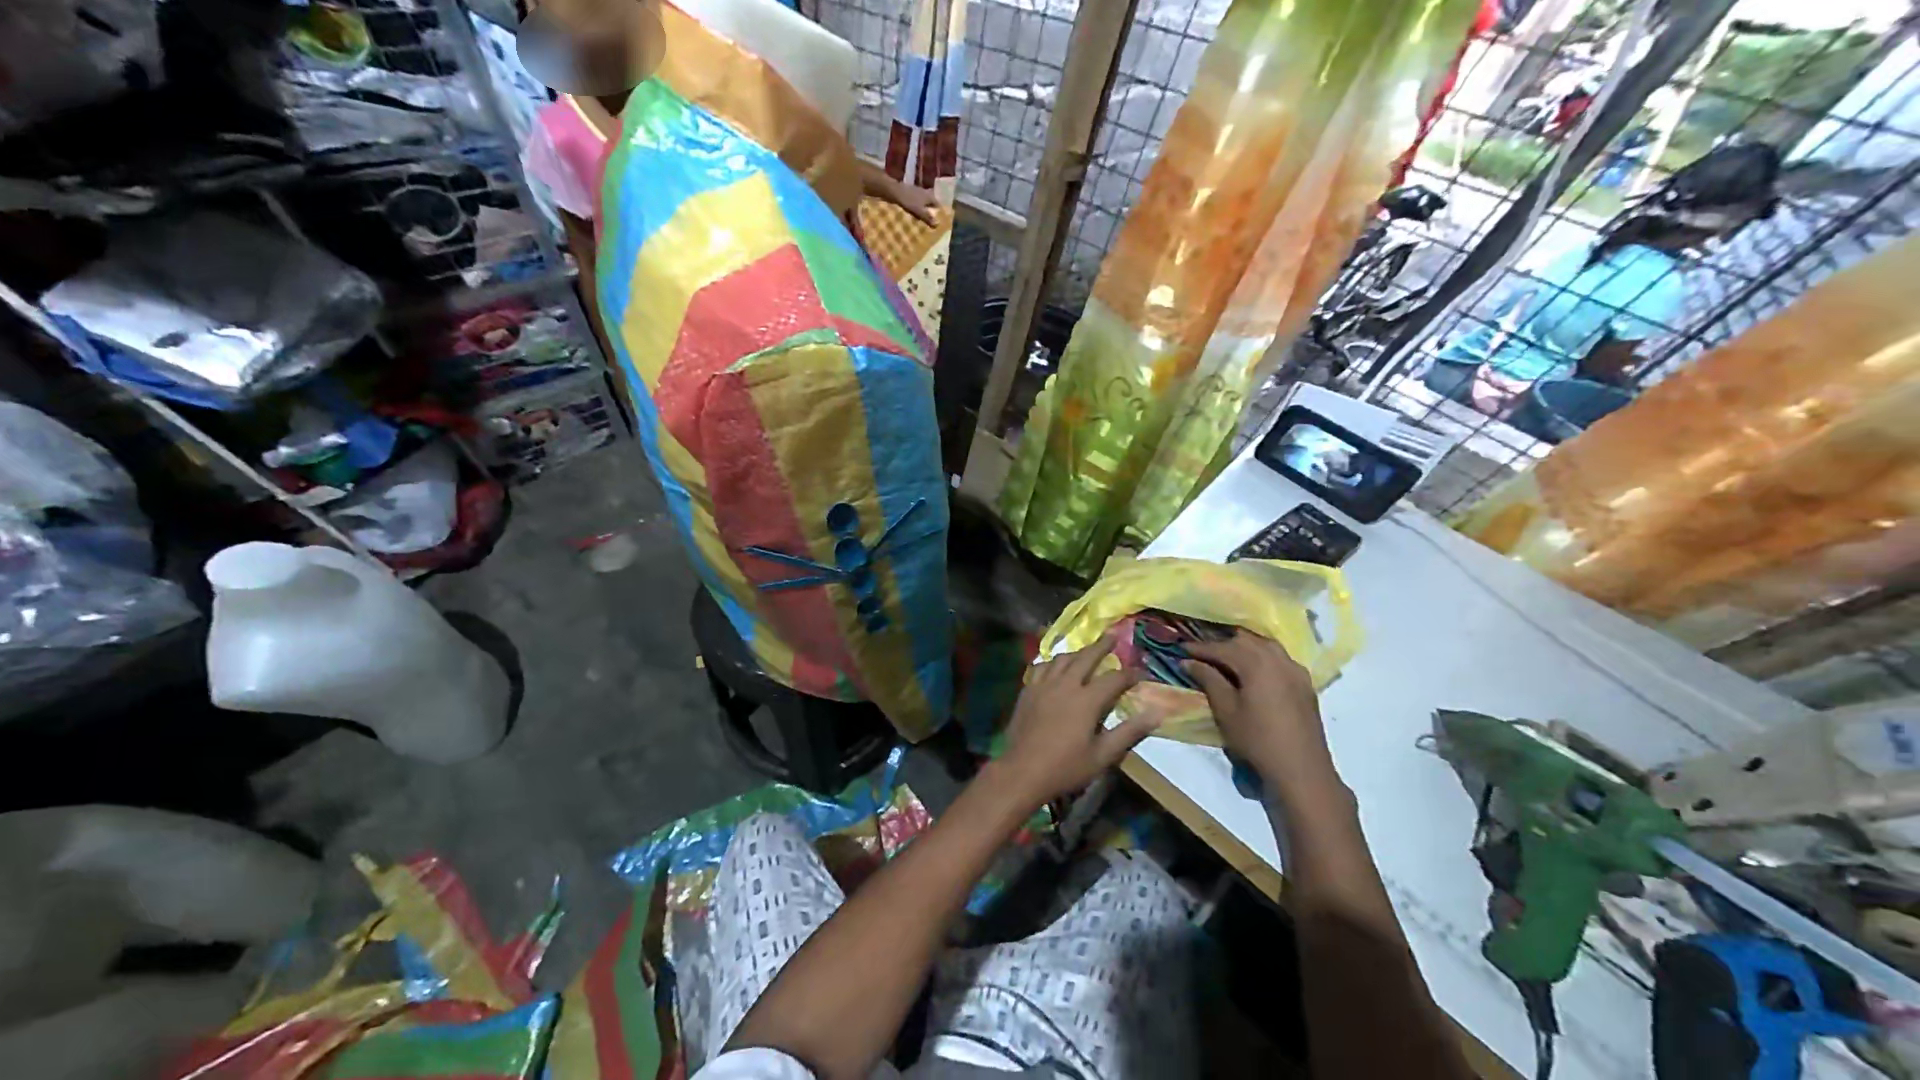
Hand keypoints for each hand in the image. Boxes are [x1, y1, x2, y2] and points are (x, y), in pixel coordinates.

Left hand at [881, 179, 940, 226]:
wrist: (894, 191)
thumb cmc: (908, 201)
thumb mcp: (919, 211)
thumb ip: (927, 218)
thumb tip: (937, 225)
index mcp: (929, 196)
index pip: (938, 205)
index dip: (939, 213)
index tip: (939, 221)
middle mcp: (925, 193)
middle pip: (930, 204)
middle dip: (931, 213)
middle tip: (931, 223)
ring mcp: (917, 193)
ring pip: (923, 204)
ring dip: (923, 211)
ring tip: (923, 222)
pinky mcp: (910, 195)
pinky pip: (915, 204)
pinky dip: (916, 209)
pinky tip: (914, 216)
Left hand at [993, 633, 1152, 806]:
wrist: (1022, 771)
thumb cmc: (1066, 767)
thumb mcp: (1103, 755)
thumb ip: (1129, 732)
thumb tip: (1156, 713)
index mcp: (1086, 700)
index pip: (1114, 678)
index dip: (1130, 674)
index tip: (1142, 673)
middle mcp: (1065, 685)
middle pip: (1086, 657)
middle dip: (1102, 645)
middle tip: (1113, 635)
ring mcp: (1043, 685)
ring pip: (1062, 658)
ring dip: (1078, 652)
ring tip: (1086, 650)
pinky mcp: (1027, 691)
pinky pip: (1042, 667)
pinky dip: (1053, 661)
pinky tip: (1055, 665)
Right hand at [1183, 631, 1337, 797]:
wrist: (1300, 770)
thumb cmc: (1256, 740)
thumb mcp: (1226, 710)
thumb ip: (1208, 680)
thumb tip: (1189, 662)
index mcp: (1258, 664)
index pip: (1224, 648)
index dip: (1201, 648)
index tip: (1182, 648)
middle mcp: (1279, 660)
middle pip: (1247, 642)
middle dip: (1223, 644)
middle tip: (1203, 654)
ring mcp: (1296, 671)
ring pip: (1267, 646)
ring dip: (1245, 648)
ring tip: (1227, 657)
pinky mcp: (1305, 685)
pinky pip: (1281, 659)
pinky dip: (1263, 657)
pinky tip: (1255, 670)